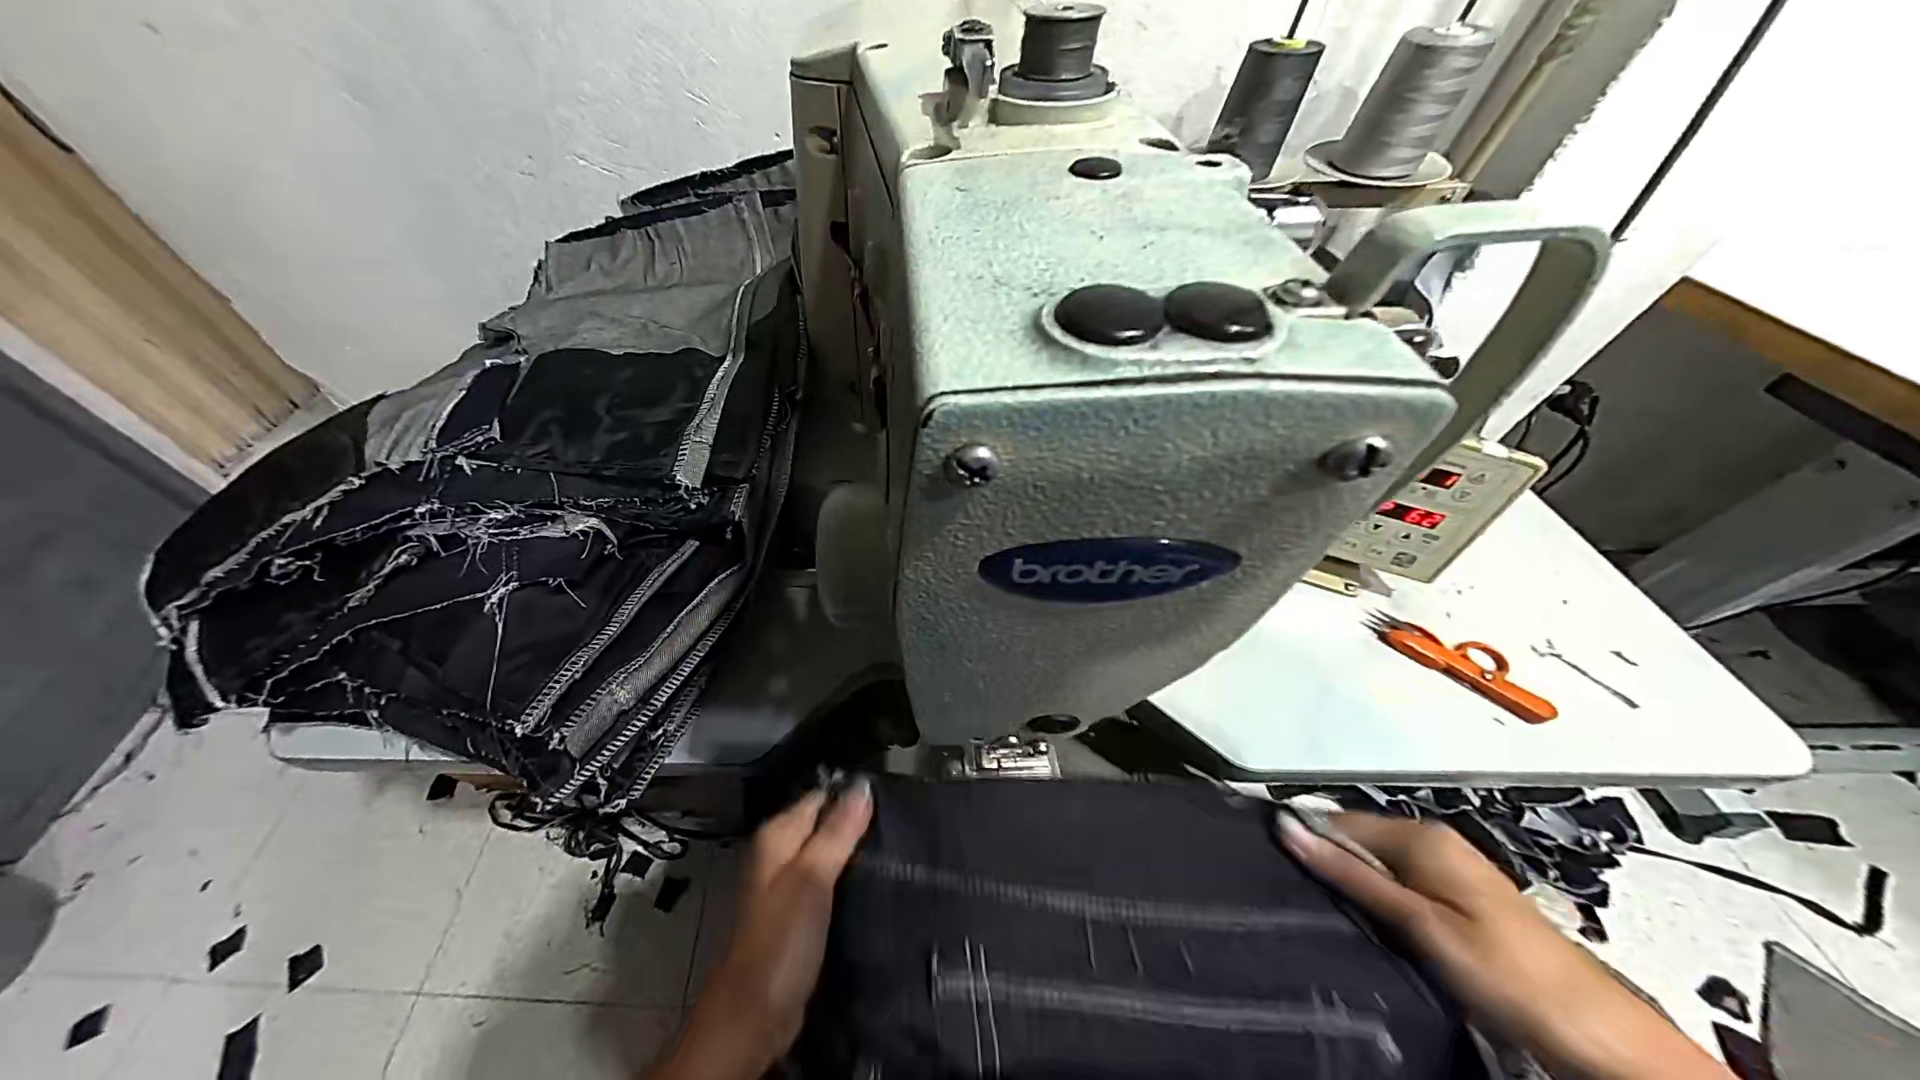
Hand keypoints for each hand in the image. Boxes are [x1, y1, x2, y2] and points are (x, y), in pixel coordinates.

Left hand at [651, 780, 873, 1079]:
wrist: (755, 1014)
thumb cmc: (781, 941)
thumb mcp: (812, 877)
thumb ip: (837, 831)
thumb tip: (863, 785)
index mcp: (777, 836)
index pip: (821, 796)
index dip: (853, 793)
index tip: (892, 795)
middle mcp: (780, 854)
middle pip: (826, 822)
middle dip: (859, 822)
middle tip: (902, 822)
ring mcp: (789, 885)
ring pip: (830, 852)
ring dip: (857, 851)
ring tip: (898, 847)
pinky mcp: (800, 913)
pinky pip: (831, 881)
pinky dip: (850, 878)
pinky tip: (876, 881)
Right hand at [1278, 811, 1730, 1079]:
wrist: (1596, 1034)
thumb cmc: (1508, 976)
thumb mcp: (1415, 922)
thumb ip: (1350, 872)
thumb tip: (1288, 829)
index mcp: (1423, 836)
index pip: (1336, 818)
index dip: (1304, 838)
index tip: (1272, 858)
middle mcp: (1436, 842)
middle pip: (1356, 839)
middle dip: (1329, 862)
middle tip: (1303, 896)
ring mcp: (1449, 868)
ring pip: (1376, 863)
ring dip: (1353, 883)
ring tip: (1335, 912)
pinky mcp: (1457, 897)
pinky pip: (1398, 883)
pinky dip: (1379, 899)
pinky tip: (1376, 925)